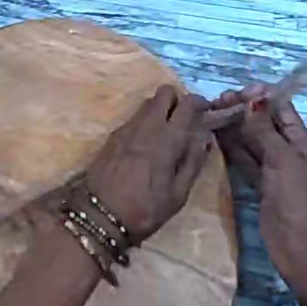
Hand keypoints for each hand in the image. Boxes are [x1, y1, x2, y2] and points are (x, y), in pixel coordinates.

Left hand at [81, 85, 211, 242]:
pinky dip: (146, 120)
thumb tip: (205, 137)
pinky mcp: (114, 133)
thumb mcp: (178, 194)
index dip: (198, 101)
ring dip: (161, 108)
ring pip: (148, 102)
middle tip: (184, 118)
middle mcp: (147, 125)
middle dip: (177, 99)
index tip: (205, 108)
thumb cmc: (146, 208)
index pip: (186, 104)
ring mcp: (128, 127)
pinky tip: (147, 142)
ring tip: (167, 131)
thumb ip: (193, 162)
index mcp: (167, 139)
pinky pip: (135, 116)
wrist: (101, 213)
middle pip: (164, 92)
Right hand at [211, 85, 306, 295]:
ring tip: (210, 113)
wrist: (298, 249)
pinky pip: (241, 154)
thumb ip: (264, 128)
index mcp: (298, 140)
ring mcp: (270, 165)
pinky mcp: (257, 180)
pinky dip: (229, 143)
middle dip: (242, 107)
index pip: (280, 106)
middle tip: (217, 102)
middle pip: (261, 119)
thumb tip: (253, 96)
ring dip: (232, 123)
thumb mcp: (281, 160)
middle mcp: (284, 148)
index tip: (236, 91)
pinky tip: (212, 134)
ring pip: (249, 135)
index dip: (260, 96)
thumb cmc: (295, 200)